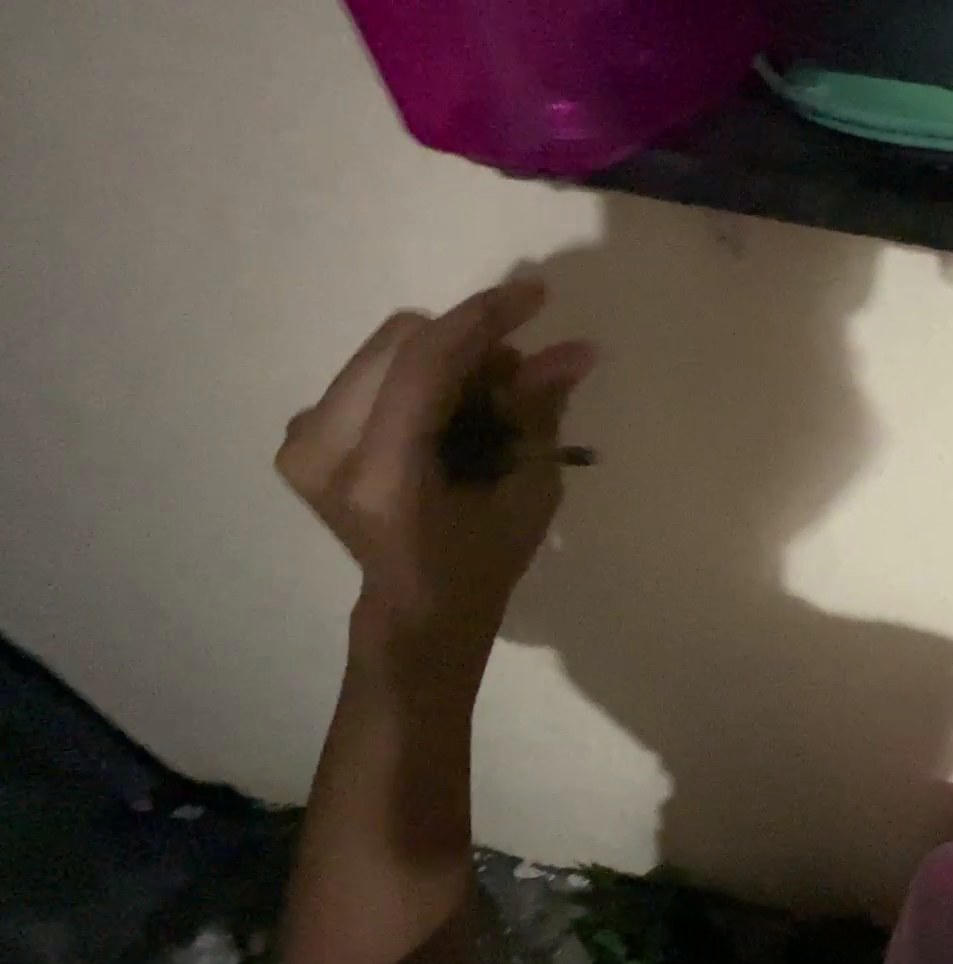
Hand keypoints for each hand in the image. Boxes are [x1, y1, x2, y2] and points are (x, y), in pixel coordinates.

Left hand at [276, 280, 593, 629]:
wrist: (418, 605)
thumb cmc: (484, 562)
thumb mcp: (529, 493)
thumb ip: (539, 414)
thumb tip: (576, 350)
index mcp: (379, 475)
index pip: (425, 365)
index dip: (483, 319)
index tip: (537, 296)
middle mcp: (320, 447)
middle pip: (402, 341)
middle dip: (473, 344)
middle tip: (522, 378)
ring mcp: (303, 437)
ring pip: (388, 349)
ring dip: (452, 360)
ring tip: (492, 404)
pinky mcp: (303, 431)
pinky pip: (374, 370)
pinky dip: (426, 377)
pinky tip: (455, 416)